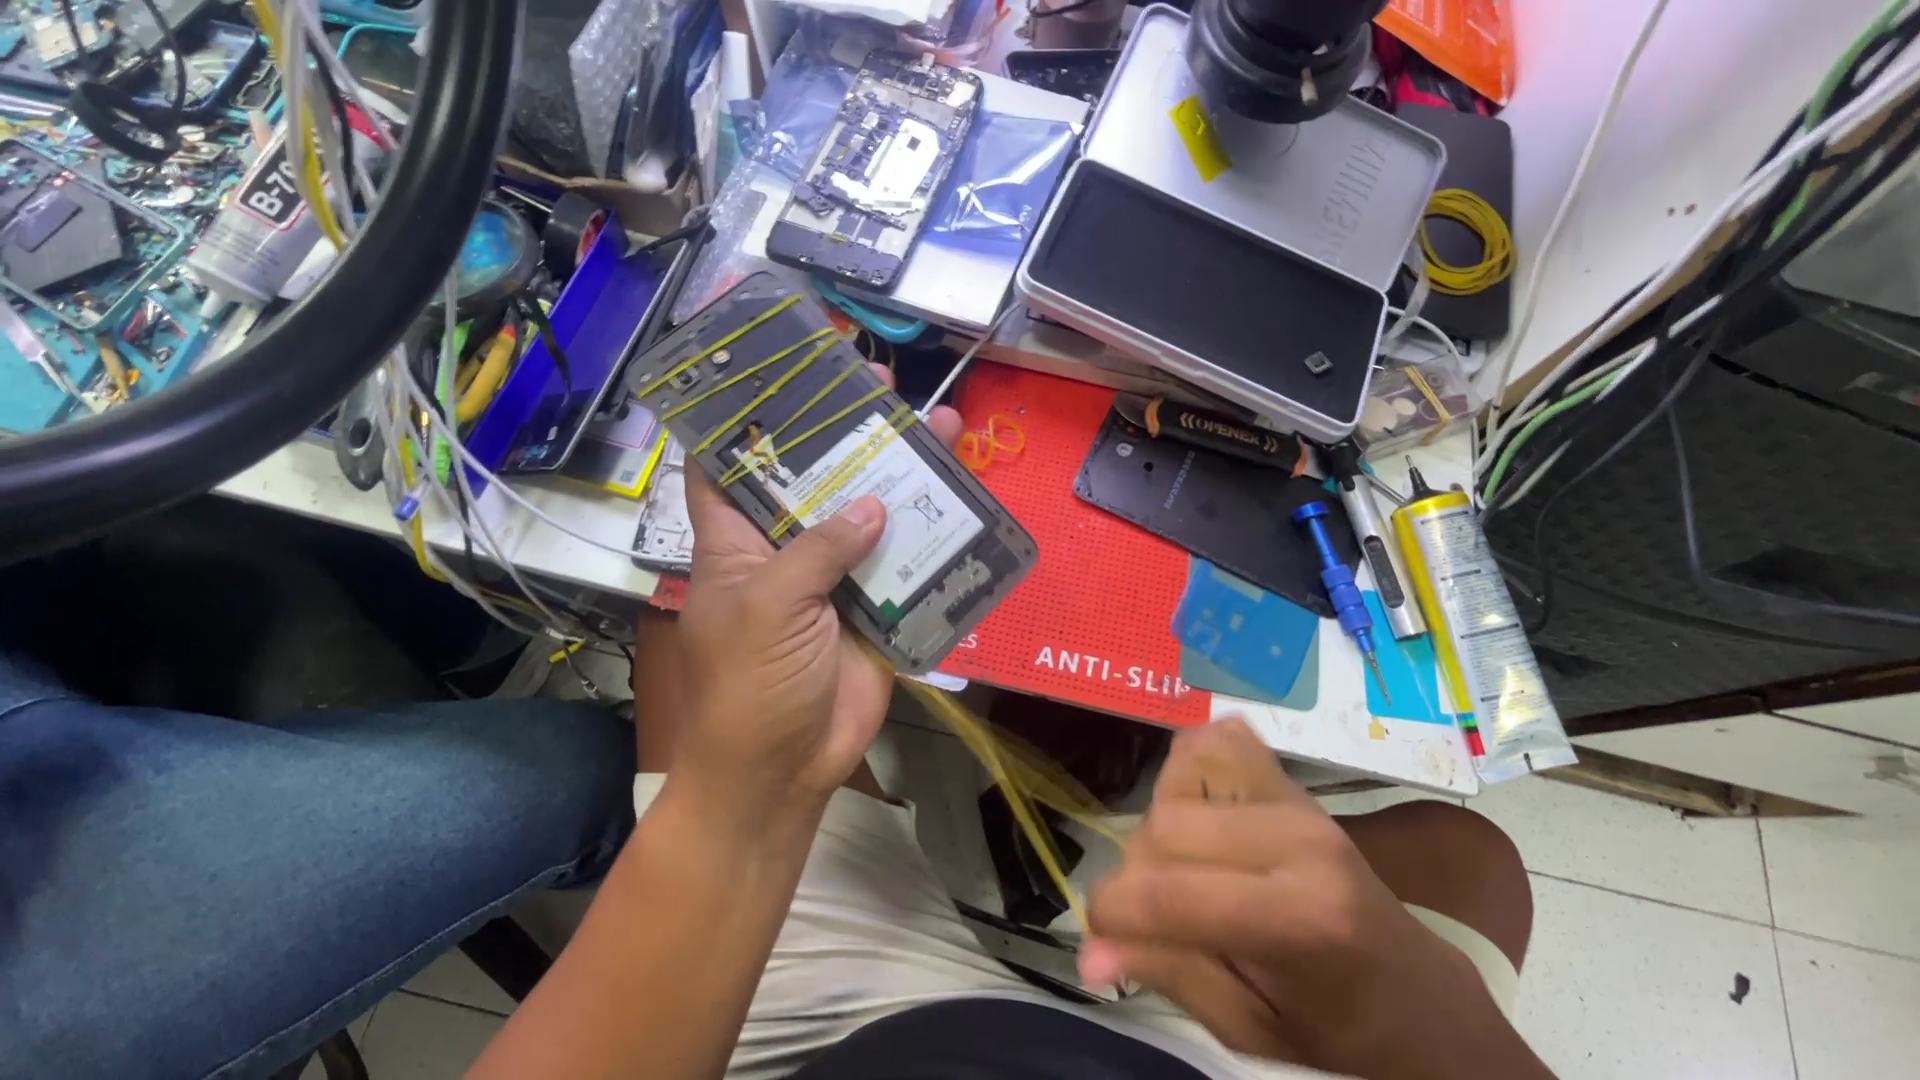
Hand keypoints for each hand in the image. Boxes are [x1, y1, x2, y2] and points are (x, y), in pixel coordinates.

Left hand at [672, 364, 961, 812]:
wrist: (786, 769)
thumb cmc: (750, 685)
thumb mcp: (769, 607)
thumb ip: (819, 550)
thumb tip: (872, 506)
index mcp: (737, 541)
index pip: (728, 465)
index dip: (747, 420)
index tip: (781, 377)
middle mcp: (786, 549)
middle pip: (816, 479)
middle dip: (846, 436)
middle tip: (883, 388)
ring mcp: (834, 578)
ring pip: (868, 516)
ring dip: (900, 478)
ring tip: (941, 426)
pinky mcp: (874, 607)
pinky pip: (904, 564)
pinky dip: (931, 538)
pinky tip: (962, 499)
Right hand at [1081, 720, 1533, 1079]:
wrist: (1415, 995)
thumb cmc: (1332, 1026)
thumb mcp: (1246, 1027)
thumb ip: (1168, 974)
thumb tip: (1088, 954)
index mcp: (1296, 917)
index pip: (1165, 892)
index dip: (1111, 914)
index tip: (1105, 941)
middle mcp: (1298, 841)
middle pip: (1164, 823)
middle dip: (1139, 872)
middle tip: (1163, 917)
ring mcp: (1300, 801)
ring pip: (1180, 779)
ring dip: (1163, 826)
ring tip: (1189, 870)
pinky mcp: (1297, 784)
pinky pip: (1218, 741)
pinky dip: (1193, 768)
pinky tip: (1202, 812)